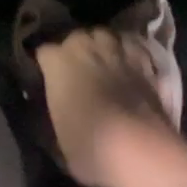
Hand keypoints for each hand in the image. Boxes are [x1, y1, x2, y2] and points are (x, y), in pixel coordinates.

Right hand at [35, 27, 179, 186]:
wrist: (143, 151)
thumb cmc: (91, 148)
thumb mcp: (57, 141)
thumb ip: (50, 116)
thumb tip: (49, 110)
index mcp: (57, 62)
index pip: (43, 52)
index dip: (45, 67)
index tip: (47, 80)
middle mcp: (84, 47)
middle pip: (74, 38)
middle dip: (72, 51)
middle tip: (75, 73)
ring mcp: (116, 50)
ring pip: (103, 35)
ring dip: (99, 46)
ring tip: (101, 62)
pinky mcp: (143, 60)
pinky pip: (129, 45)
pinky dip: (126, 51)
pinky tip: (126, 64)